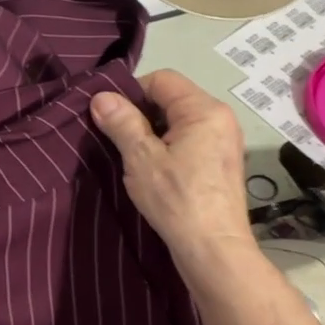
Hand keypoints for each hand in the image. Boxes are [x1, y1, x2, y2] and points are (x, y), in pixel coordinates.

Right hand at [90, 70, 255, 268]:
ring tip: (131, 157)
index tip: (109, 118)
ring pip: (178, 121)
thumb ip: (122, 123)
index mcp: (204, 110)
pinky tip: (152, 170)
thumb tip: (101, 96)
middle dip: (139, 113)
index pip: (162, 80)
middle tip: (114, 139)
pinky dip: (166, 147)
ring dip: (151, 133)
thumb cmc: (176, 197)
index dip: (130, 92)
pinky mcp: (220, 162)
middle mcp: (220, 118)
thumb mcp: (140, 157)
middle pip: (171, 98)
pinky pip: (188, 139)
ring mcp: (224, 141)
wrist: (212, 245)